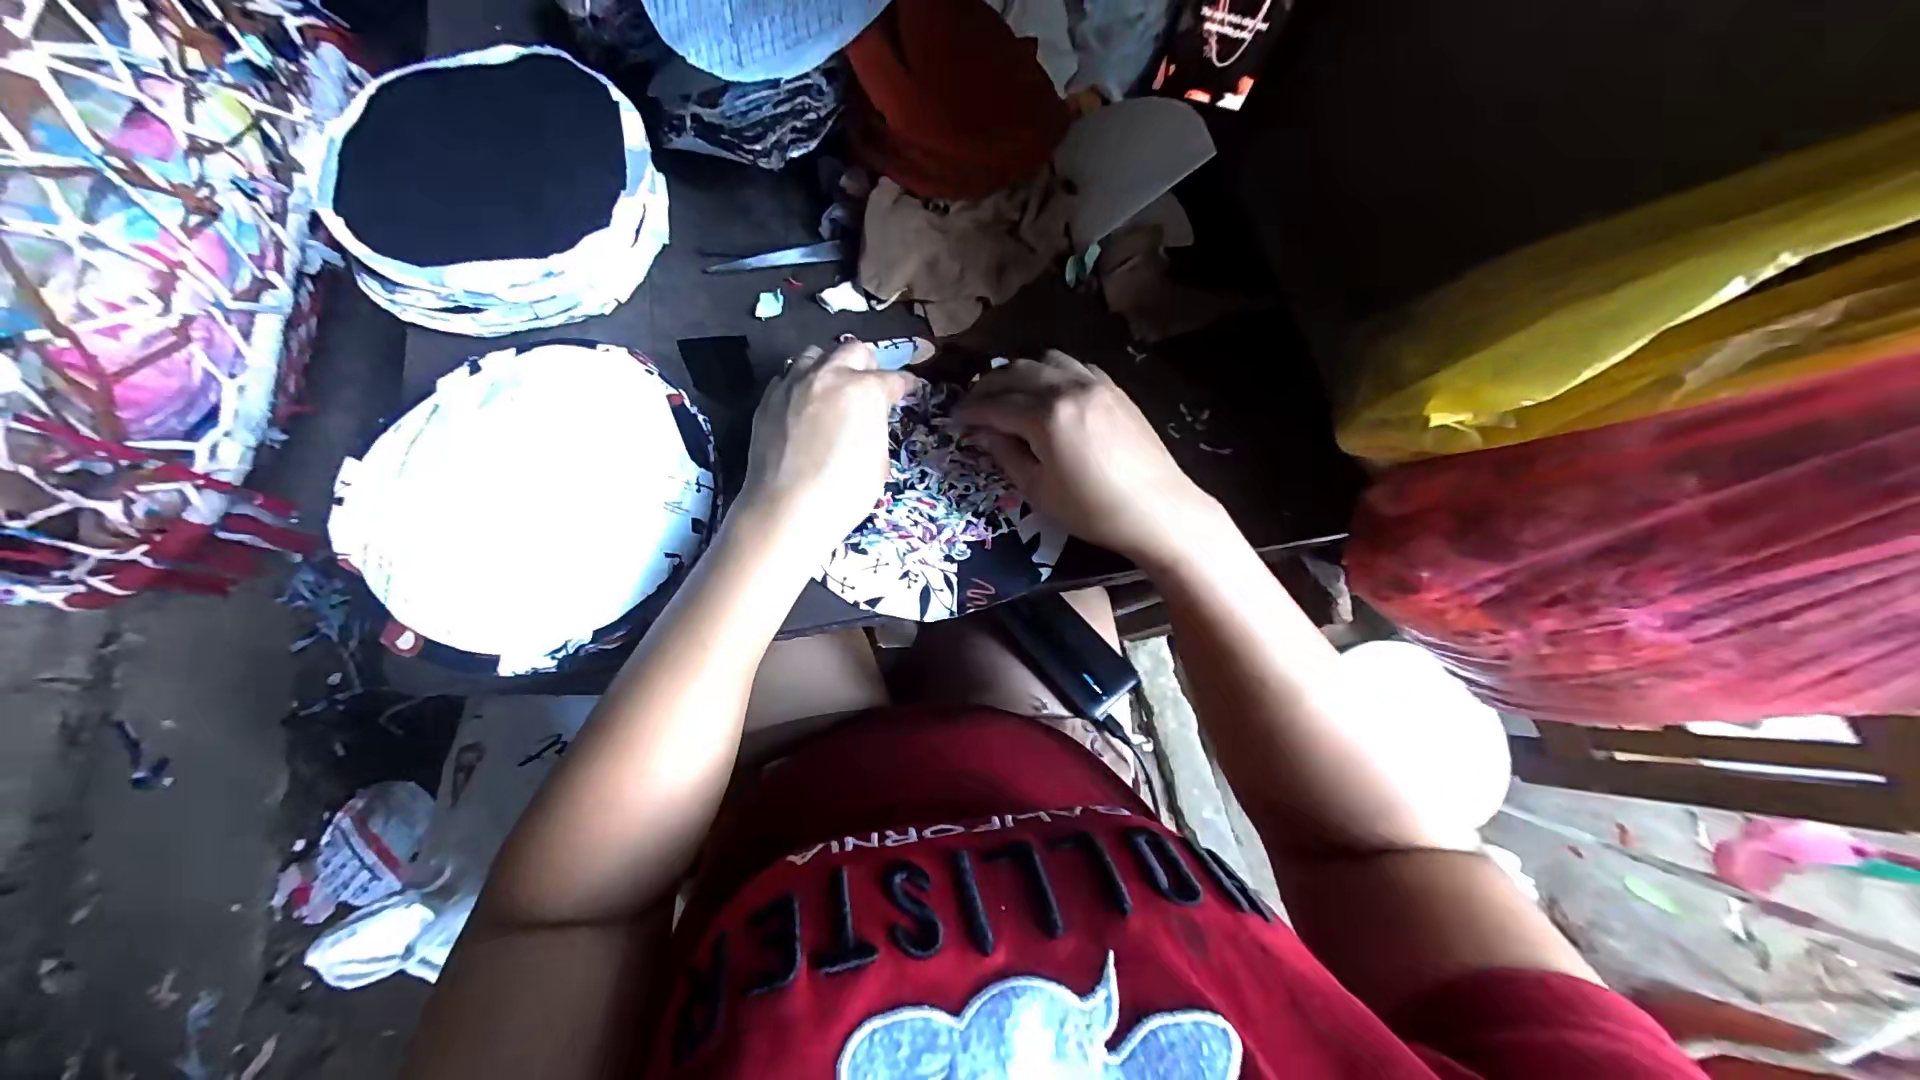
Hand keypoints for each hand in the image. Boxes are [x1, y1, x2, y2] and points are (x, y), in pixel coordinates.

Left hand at [736, 341, 917, 563]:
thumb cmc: (844, 492)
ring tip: (833, 388)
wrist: (786, 509)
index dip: (905, 386)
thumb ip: (876, 428)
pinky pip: (788, 378)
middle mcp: (829, 376)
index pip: (893, 379)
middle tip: (870, 384)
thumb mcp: (879, 462)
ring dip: (830, 367)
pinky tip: (804, 405)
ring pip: (815, 354)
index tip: (908, 390)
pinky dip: (801, 385)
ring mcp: (794, 384)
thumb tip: (868, 422)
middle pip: (853, 351)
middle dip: (867, 365)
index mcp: (865, 390)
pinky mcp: (768, 400)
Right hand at [956, 350, 1226, 567]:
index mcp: (1046, 415)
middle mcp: (1068, 387)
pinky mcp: (1113, 389)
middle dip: (987, 387)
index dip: (969, 411)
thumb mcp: (1038, 490)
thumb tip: (983, 433)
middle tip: (972, 406)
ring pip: (1043, 360)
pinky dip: (1050, 372)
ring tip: (1006, 395)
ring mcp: (1094, 383)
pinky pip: (1073, 366)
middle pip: (1014, 373)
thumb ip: (1006, 455)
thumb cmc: (1092, 510)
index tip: (953, 420)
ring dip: (1017, 373)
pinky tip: (1046, 392)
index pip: (994, 404)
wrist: (1158, 510)